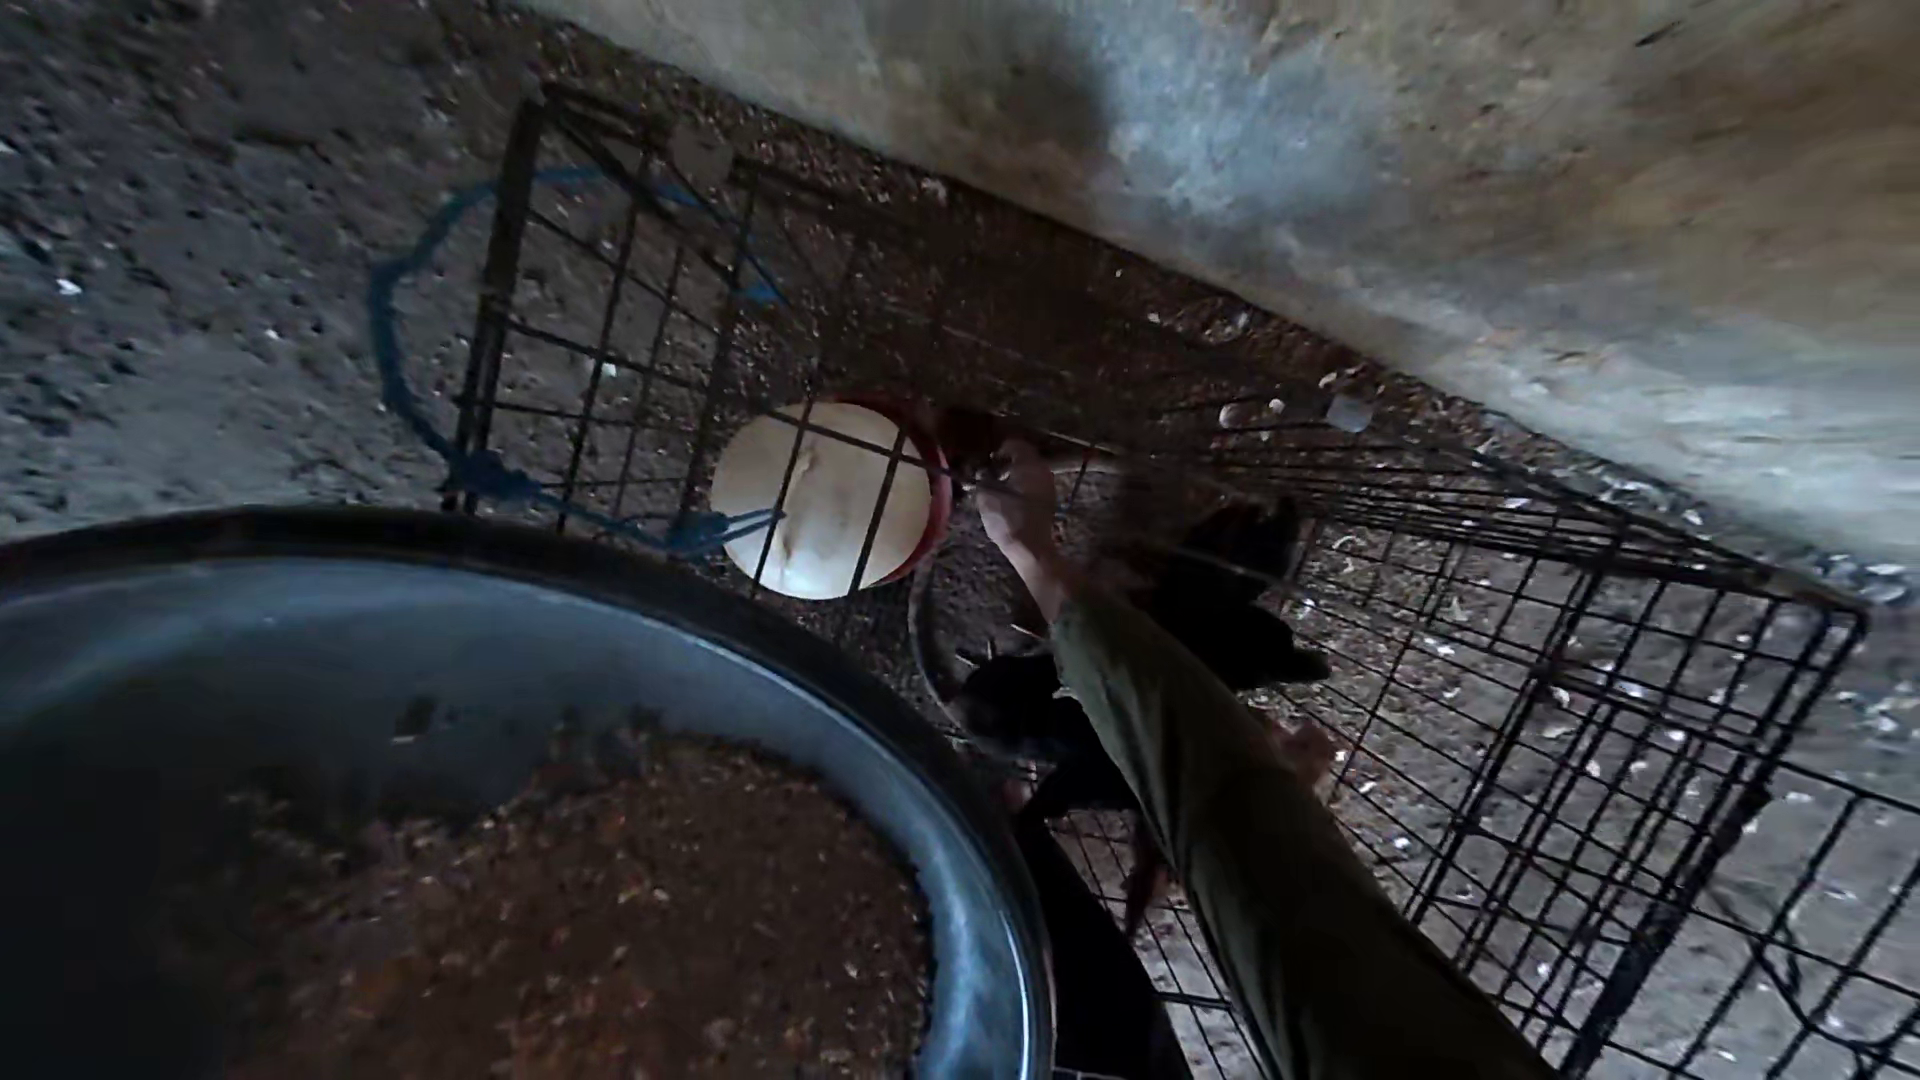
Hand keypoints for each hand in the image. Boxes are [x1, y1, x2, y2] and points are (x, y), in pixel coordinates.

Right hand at [974, 439, 1056, 556]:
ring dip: (1015, 474)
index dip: (1001, 449)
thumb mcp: (986, 496)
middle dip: (1008, 462)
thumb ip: (982, 479)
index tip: (989, 459)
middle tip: (992, 471)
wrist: (1030, 548)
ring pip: (1031, 471)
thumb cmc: (1007, 519)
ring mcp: (1049, 486)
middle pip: (1026, 458)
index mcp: (1029, 465)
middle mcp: (1043, 471)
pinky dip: (1022, 485)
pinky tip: (1010, 497)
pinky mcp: (1049, 501)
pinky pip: (1035, 484)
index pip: (1017, 445)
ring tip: (998, 485)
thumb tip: (981, 472)